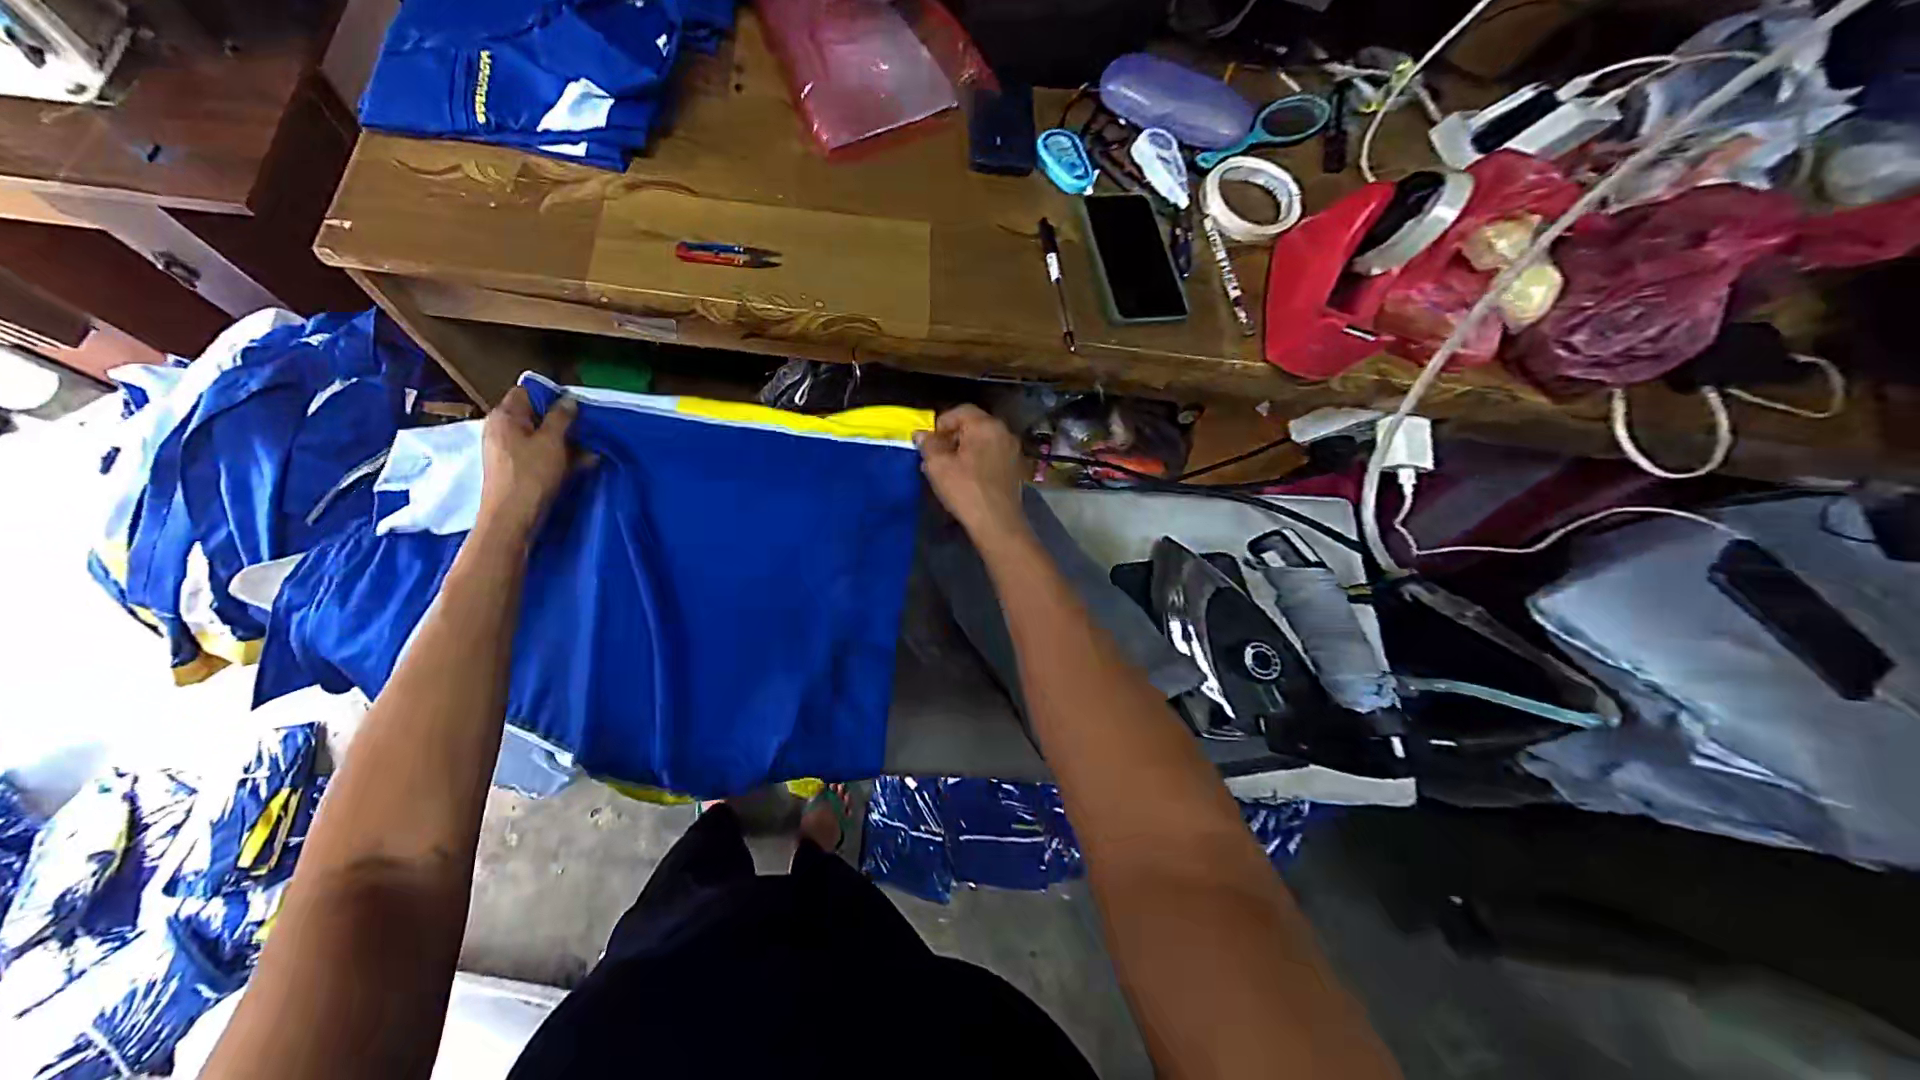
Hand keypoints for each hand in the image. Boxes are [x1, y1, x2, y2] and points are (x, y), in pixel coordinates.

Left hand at [477, 385, 578, 539]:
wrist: (512, 518)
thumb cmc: (531, 475)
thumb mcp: (552, 441)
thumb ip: (561, 417)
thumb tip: (568, 399)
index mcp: (505, 416)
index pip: (527, 393)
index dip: (551, 397)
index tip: (576, 407)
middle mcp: (501, 430)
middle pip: (535, 416)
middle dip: (562, 422)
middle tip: (587, 429)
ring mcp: (507, 451)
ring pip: (540, 438)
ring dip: (565, 443)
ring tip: (590, 450)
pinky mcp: (516, 469)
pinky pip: (539, 455)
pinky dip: (558, 457)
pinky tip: (581, 465)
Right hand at [917, 405, 1029, 541]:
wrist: (997, 523)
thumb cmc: (965, 490)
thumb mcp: (938, 466)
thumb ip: (928, 444)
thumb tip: (922, 434)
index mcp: (986, 425)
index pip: (960, 411)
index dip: (941, 423)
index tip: (929, 442)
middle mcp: (1004, 432)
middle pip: (973, 425)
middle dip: (952, 436)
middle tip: (936, 455)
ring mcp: (1012, 450)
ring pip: (983, 441)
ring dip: (965, 449)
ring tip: (949, 468)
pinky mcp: (1015, 468)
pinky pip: (992, 455)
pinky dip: (978, 460)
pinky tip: (967, 478)